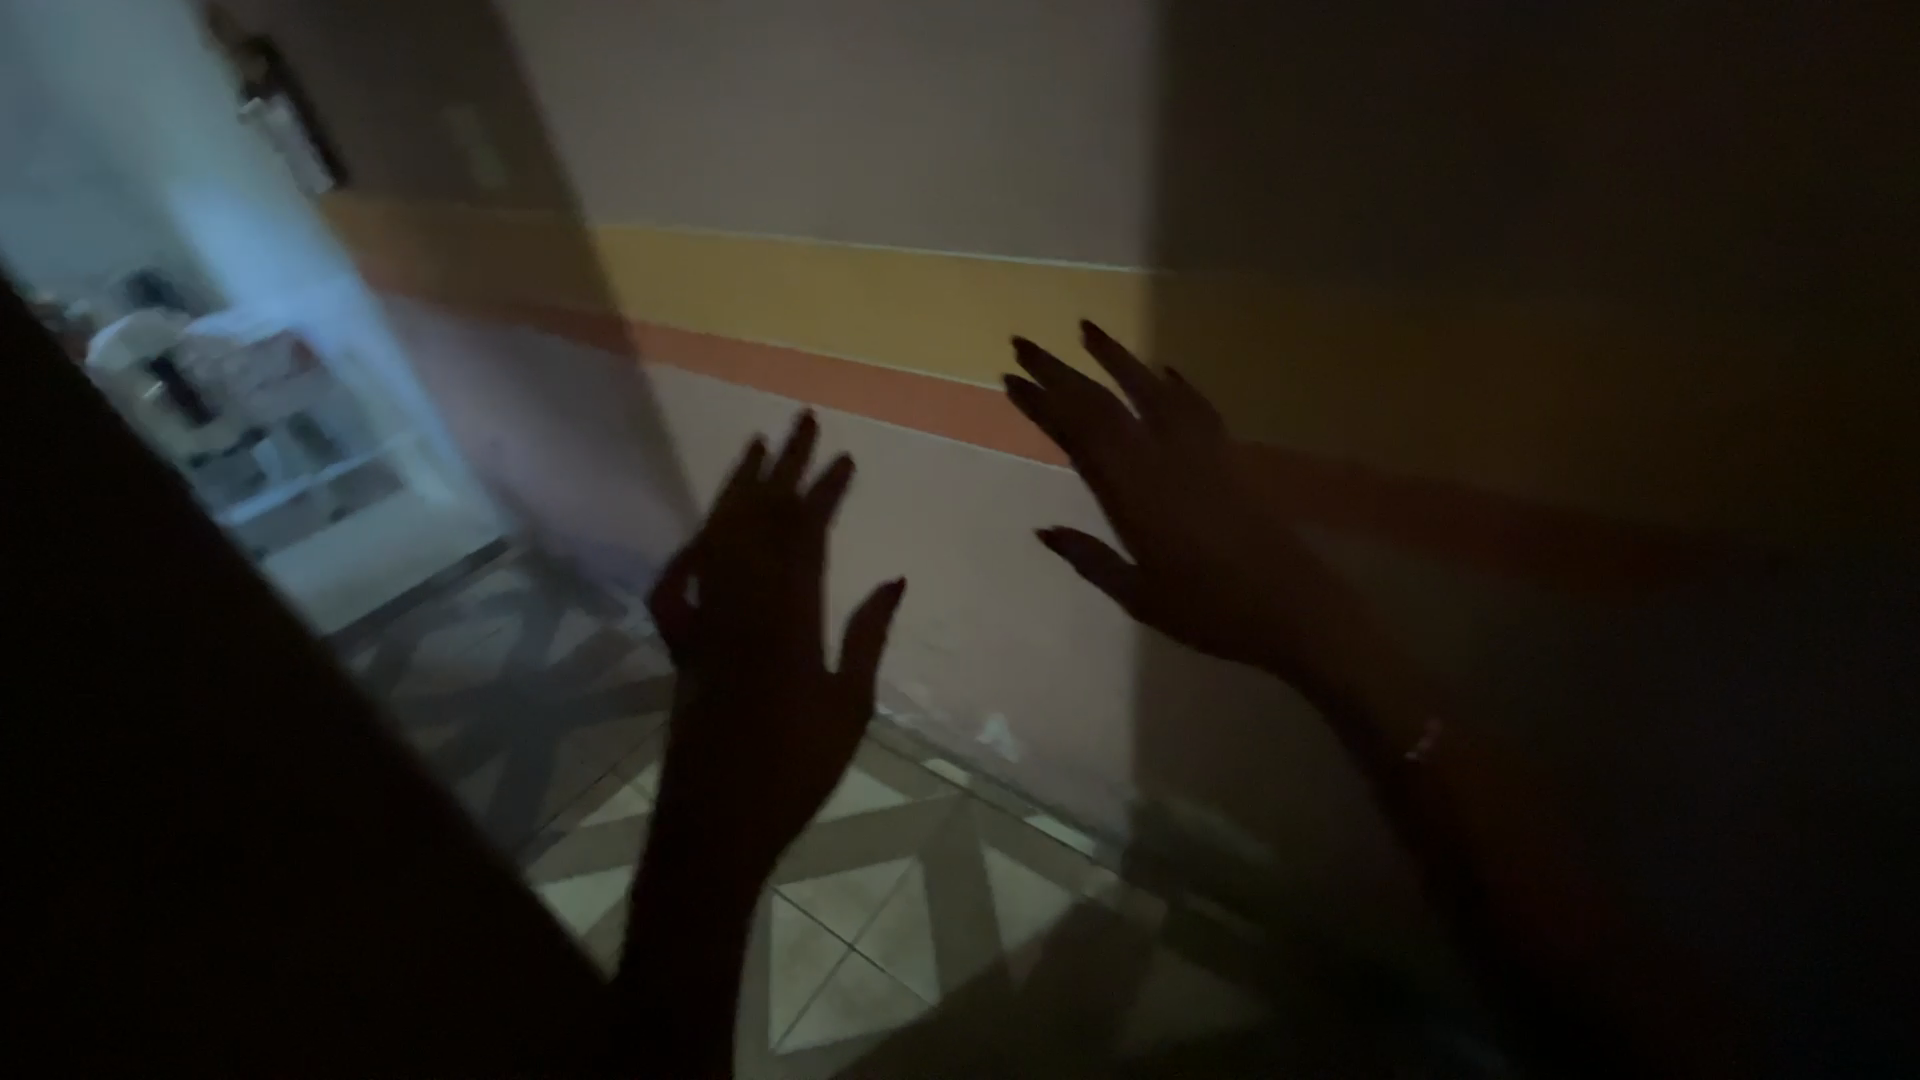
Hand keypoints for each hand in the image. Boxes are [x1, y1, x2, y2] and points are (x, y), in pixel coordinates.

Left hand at [643, 411, 906, 883]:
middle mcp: (740, 607)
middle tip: (801, 421)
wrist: (717, 824)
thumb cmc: (795, 771)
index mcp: (789, 621)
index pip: (805, 535)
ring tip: (756, 448)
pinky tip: (706, 534)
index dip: (822, 490)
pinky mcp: (684, 646)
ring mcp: (705, 624)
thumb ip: (867, 637)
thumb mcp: (850, 708)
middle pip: (759, 520)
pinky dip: (690, 554)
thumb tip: (893, 580)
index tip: (842, 456)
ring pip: (717, 539)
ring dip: (737, 490)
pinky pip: (678, 588)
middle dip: (782, 467)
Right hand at [1004, 321, 1381, 693]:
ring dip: (1117, 358)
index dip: (1041, 404)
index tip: (1010, 379)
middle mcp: (1162, 460)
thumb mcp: (1137, 596)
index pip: (1077, 434)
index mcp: (1133, 494)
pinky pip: (1197, 408)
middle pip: (1104, 403)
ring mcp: (1200, 452)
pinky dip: (1176, 385)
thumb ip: (1090, 559)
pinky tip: (1163, 371)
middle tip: (1023, 343)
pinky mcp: (1230, 457)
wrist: (1294, 610)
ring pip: (1151, 390)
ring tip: (1087, 329)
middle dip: (1060, 371)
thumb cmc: (1209, 612)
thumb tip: (1043, 530)